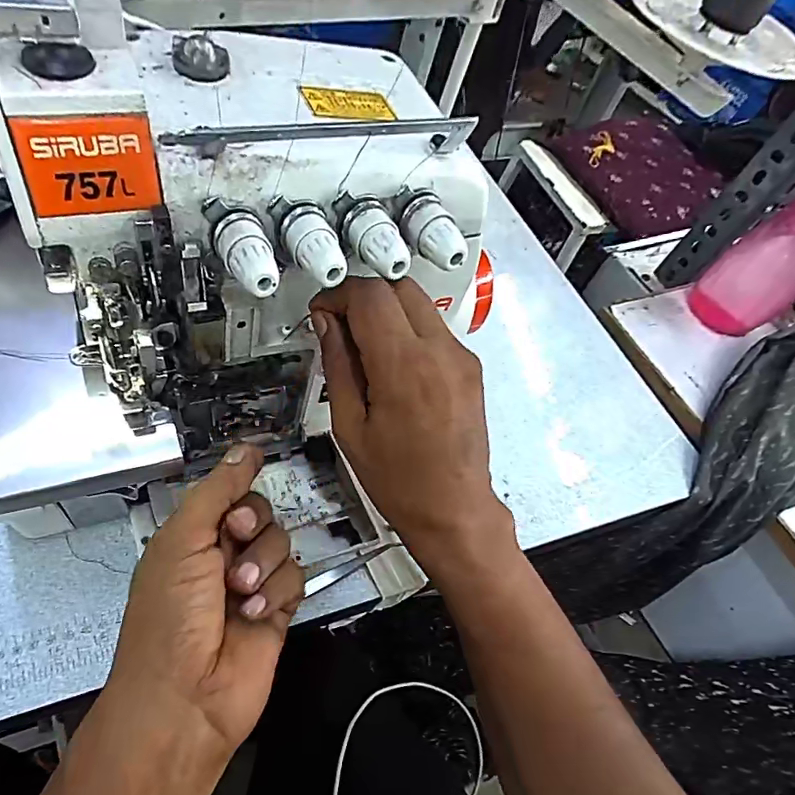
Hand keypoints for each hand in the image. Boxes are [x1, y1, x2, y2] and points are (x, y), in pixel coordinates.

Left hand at [106, 445, 304, 752]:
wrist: (188, 695)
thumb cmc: (166, 625)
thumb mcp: (181, 542)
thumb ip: (217, 493)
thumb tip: (243, 452)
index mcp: (188, 538)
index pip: (227, 495)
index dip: (237, 494)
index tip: (238, 500)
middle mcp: (219, 559)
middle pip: (262, 517)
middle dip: (253, 531)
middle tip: (233, 549)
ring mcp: (250, 586)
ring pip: (283, 546)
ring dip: (263, 566)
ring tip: (240, 593)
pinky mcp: (276, 610)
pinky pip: (296, 579)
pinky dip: (278, 593)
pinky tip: (255, 613)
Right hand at [309, 277, 515, 573]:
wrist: (454, 509)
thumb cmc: (406, 484)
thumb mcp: (350, 427)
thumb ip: (337, 366)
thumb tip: (327, 327)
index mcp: (405, 367)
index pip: (368, 295)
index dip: (337, 295)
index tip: (323, 311)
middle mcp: (441, 355)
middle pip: (397, 285)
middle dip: (362, 296)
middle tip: (339, 323)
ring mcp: (461, 360)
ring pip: (419, 303)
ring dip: (387, 312)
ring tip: (364, 350)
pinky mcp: (471, 371)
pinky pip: (436, 331)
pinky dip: (409, 333)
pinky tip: (392, 366)